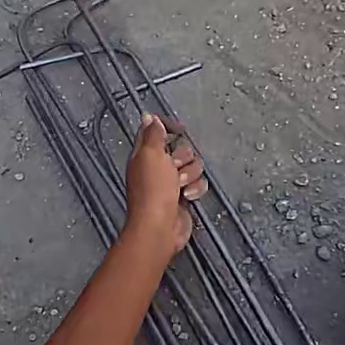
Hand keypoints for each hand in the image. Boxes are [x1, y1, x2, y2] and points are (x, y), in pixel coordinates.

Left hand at [121, 115, 208, 258]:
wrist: (160, 226)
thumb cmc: (153, 192)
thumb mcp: (151, 155)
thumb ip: (153, 134)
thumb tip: (149, 117)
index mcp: (145, 154)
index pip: (157, 131)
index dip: (169, 128)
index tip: (179, 129)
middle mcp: (158, 167)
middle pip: (182, 149)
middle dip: (183, 158)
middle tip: (174, 168)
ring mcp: (171, 182)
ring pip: (193, 166)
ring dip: (190, 175)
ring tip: (179, 186)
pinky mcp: (184, 195)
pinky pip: (199, 183)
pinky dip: (196, 189)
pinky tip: (187, 196)